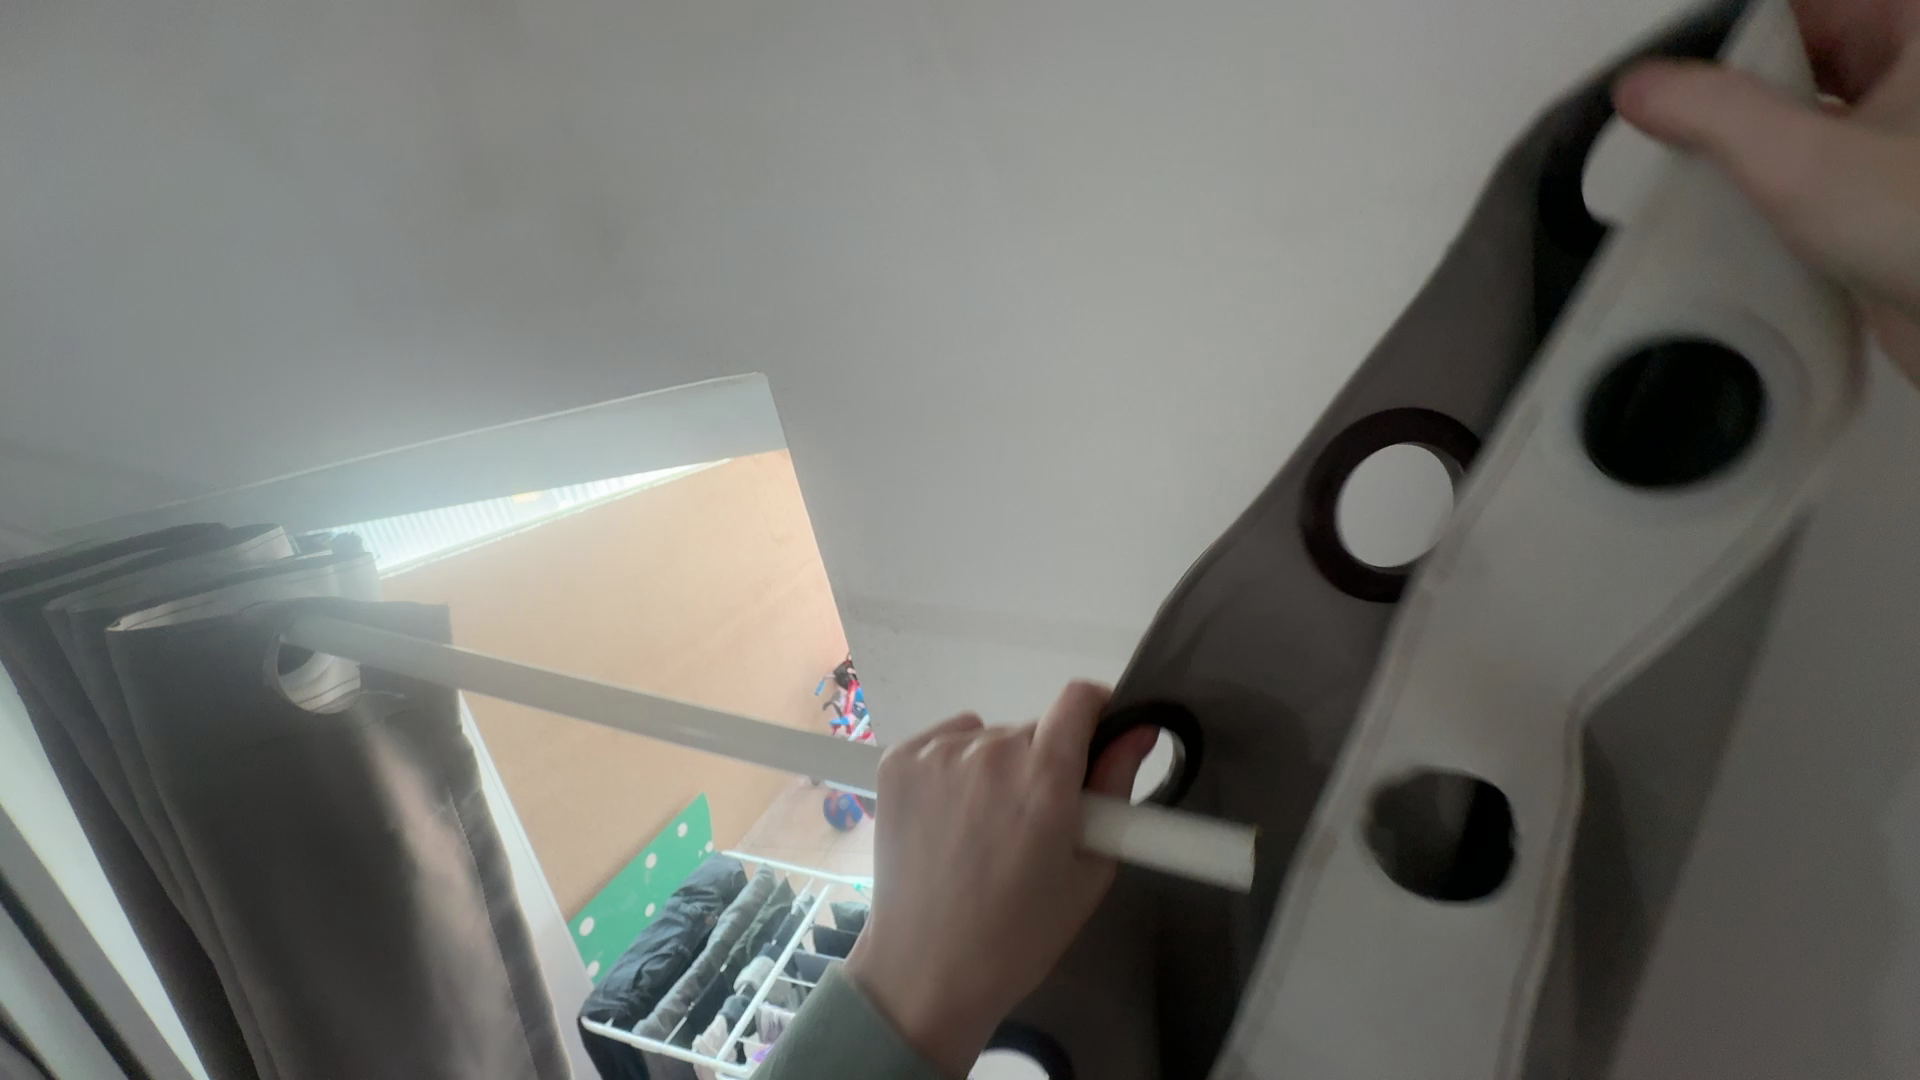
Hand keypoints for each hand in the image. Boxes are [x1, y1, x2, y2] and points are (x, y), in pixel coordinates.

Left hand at [845, 681, 1156, 1075]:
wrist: (925, 971)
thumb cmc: (1020, 933)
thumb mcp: (1089, 868)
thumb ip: (1115, 786)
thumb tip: (1139, 728)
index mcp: (1043, 775)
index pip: (1079, 697)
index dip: (1096, 712)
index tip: (1096, 739)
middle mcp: (989, 749)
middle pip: (1032, 729)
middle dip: (1044, 761)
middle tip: (1034, 819)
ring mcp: (936, 751)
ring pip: (988, 738)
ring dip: (997, 766)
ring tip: (983, 827)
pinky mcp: (898, 759)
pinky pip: (946, 741)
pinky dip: (955, 765)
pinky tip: (950, 816)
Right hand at [1613, 0, 1919, 379]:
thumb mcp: (1800, 162)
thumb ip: (1713, 114)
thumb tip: (1639, 86)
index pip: (1816, 4)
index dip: (1743, 33)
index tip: (1675, 74)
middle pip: (1816, 46)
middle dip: (1739, 84)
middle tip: (1671, 125)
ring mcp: (1913, 126)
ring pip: (1816, 101)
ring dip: (1750, 132)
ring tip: (1692, 165)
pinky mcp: (1897, 178)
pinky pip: (1822, 151)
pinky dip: (1772, 169)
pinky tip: (1730, 200)